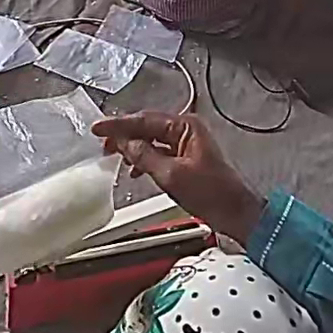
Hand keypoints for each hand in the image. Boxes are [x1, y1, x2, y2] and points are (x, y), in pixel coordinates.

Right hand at [92, 112, 264, 244]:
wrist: (234, 212)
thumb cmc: (211, 193)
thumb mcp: (171, 175)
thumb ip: (144, 156)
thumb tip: (124, 143)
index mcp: (187, 127)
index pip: (145, 120)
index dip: (119, 125)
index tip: (98, 129)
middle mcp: (188, 130)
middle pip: (148, 127)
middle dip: (124, 135)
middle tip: (102, 144)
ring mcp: (188, 144)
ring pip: (153, 140)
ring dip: (133, 148)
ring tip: (115, 157)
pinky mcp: (188, 159)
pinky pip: (160, 152)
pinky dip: (145, 158)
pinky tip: (135, 170)